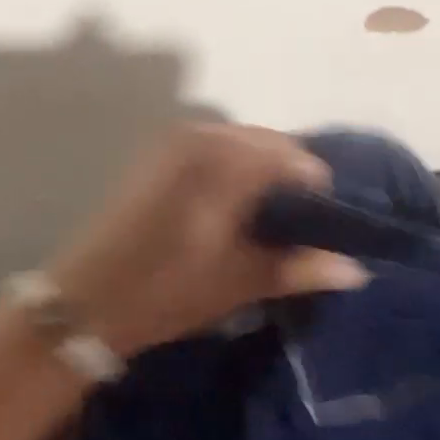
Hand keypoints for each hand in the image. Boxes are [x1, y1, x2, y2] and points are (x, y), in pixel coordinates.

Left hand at [44, 122, 367, 355]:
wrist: (83, 302)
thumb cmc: (166, 291)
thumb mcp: (239, 282)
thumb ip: (298, 267)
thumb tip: (356, 270)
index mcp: (227, 162)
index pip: (296, 159)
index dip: (318, 191)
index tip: (326, 226)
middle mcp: (202, 138)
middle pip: (268, 145)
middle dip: (289, 178)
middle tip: (299, 226)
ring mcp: (173, 144)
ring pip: (239, 145)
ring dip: (260, 174)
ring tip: (267, 222)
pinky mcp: (154, 158)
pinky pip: (212, 150)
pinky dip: (231, 171)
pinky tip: (231, 210)